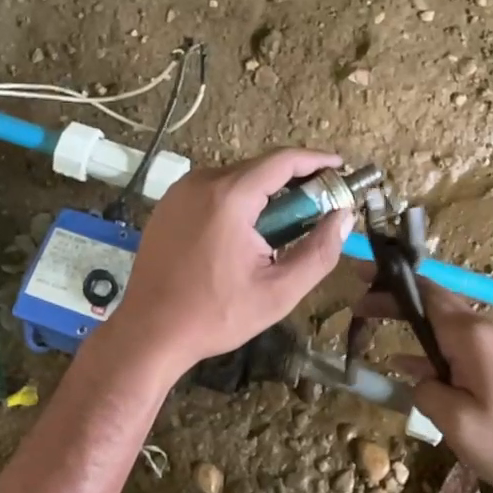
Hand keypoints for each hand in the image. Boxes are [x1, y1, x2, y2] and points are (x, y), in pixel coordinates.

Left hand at [101, 148, 353, 376]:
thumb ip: (319, 251)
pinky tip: (246, 233)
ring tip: (284, 226)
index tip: (341, 168)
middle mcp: (202, 182)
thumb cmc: (215, 315)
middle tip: (319, 207)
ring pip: (236, 178)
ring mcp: (180, 191)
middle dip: (293, 182)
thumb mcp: (279, 290)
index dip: (316, 160)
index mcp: (230, 196)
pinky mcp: (168, 205)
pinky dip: (237, 201)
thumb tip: (344, 217)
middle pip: (259, 168)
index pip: (283, 160)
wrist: (148, 333)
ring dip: (264, 194)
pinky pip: (213, 190)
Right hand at [358, 279, 492, 492]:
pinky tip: (404, 362)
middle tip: (358, 297)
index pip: (426, 293)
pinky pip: (454, 346)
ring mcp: (492, 349)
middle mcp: (483, 332)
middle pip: (433, 302)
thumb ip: (426, 392)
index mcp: (471, 335)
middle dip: (395, 297)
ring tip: (370, 322)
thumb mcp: (457, 423)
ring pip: (442, 325)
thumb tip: (417, 378)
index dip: (392, 280)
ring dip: (409, 323)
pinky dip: (427, 348)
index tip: (361, 272)